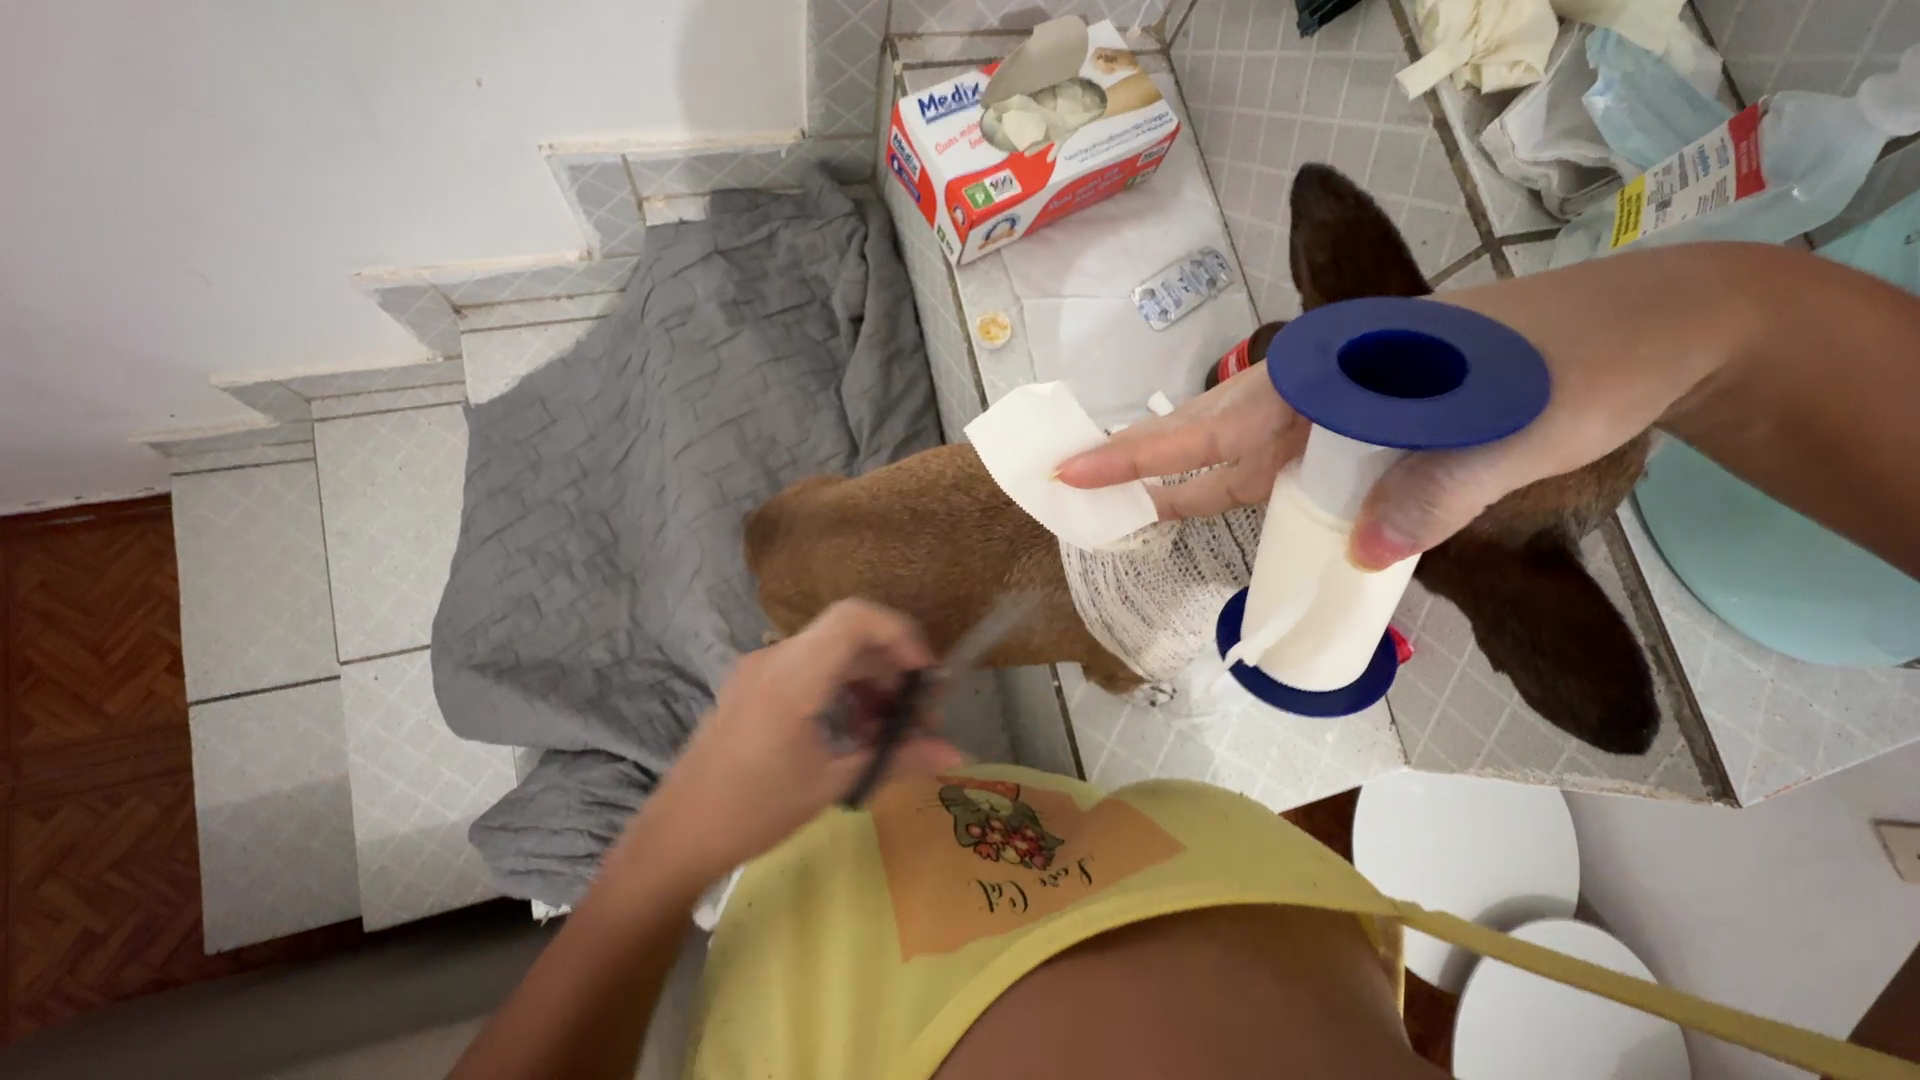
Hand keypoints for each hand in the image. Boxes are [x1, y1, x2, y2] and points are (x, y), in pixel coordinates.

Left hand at [635, 601, 966, 881]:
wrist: (675, 836)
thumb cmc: (752, 810)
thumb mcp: (831, 784)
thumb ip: (898, 760)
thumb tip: (959, 754)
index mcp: (794, 675)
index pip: (855, 617)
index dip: (901, 634)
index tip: (925, 677)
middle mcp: (776, 659)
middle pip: (849, 636)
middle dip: (893, 668)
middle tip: (920, 715)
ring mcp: (759, 671)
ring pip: (831, 655)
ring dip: (869, 683)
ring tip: (891, 733)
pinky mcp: (752, 688)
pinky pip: (809, 672)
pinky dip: (841, 692)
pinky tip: (855, 735)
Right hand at [1057, 245, 1745, 568]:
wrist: (1650, 328)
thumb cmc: (1583, 363)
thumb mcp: (1519, 429)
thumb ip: (1435, 488)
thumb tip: (1356, 557)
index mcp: (1347, 365)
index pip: (1225, 415)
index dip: (1147, 450)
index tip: (1078, 468)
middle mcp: (1331, 381)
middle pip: (1216, 428)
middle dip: (1145, 460)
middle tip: (1073, 486)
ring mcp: (1345, 403)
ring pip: (1247, 447)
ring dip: (1190, 479)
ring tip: (1127, 509)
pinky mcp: (1365, 424)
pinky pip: (1290, 461)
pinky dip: (1249, 486)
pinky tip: (1219, 505)